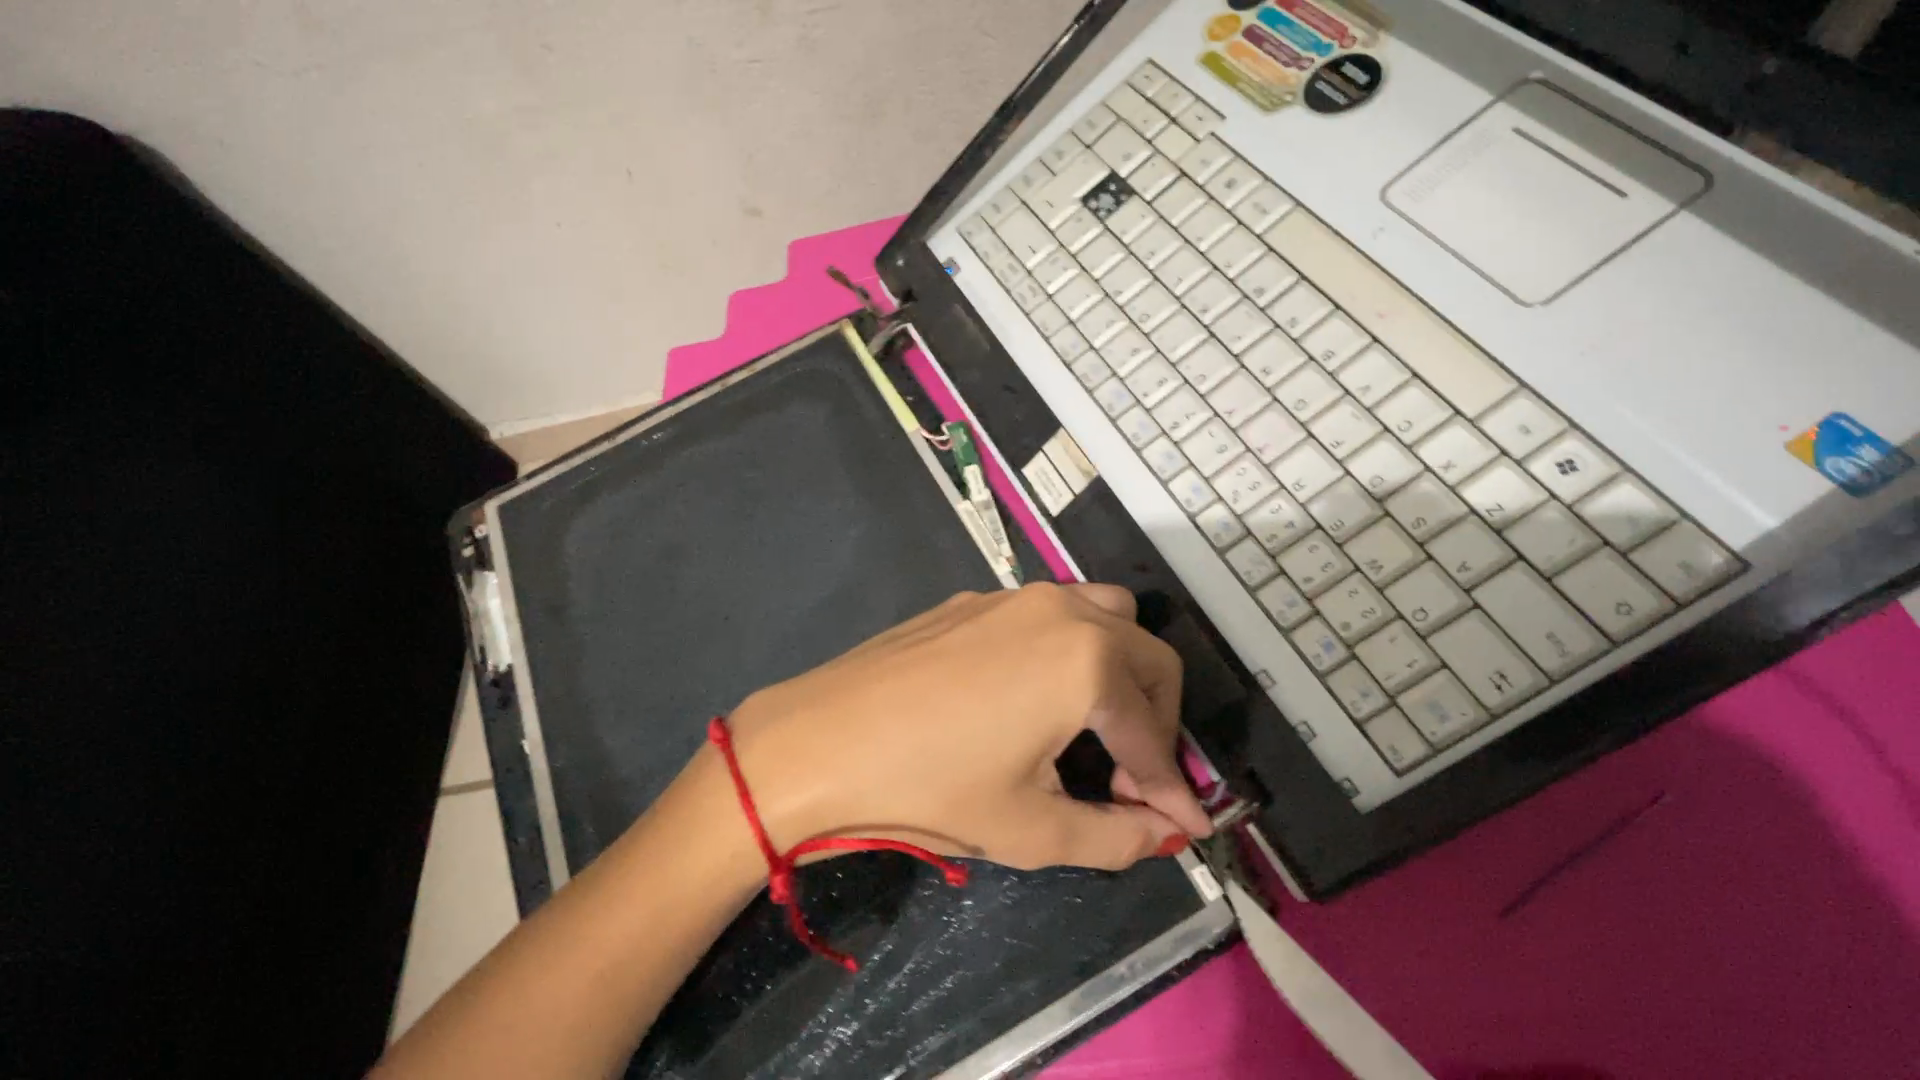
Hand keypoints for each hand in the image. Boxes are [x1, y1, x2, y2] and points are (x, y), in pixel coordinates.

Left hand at [718, 582, 1212, 871]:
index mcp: (1087, 663)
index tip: (1184, 825)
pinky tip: (1031, 699)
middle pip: (1147, 657)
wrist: (816, 744)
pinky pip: (1049, 614)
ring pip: (1103, 616)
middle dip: (1156, 719)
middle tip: (1133, 778)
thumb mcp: (1032, 829)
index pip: (1153, 732)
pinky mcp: (973, 601)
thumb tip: (1164, 834)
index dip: (1172, 787)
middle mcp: (1062, 612)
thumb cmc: (929, 791)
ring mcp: (1013, 597)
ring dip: (1119, 670)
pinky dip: (1069, 652)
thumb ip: (1117, 836)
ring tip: (1094, 727)